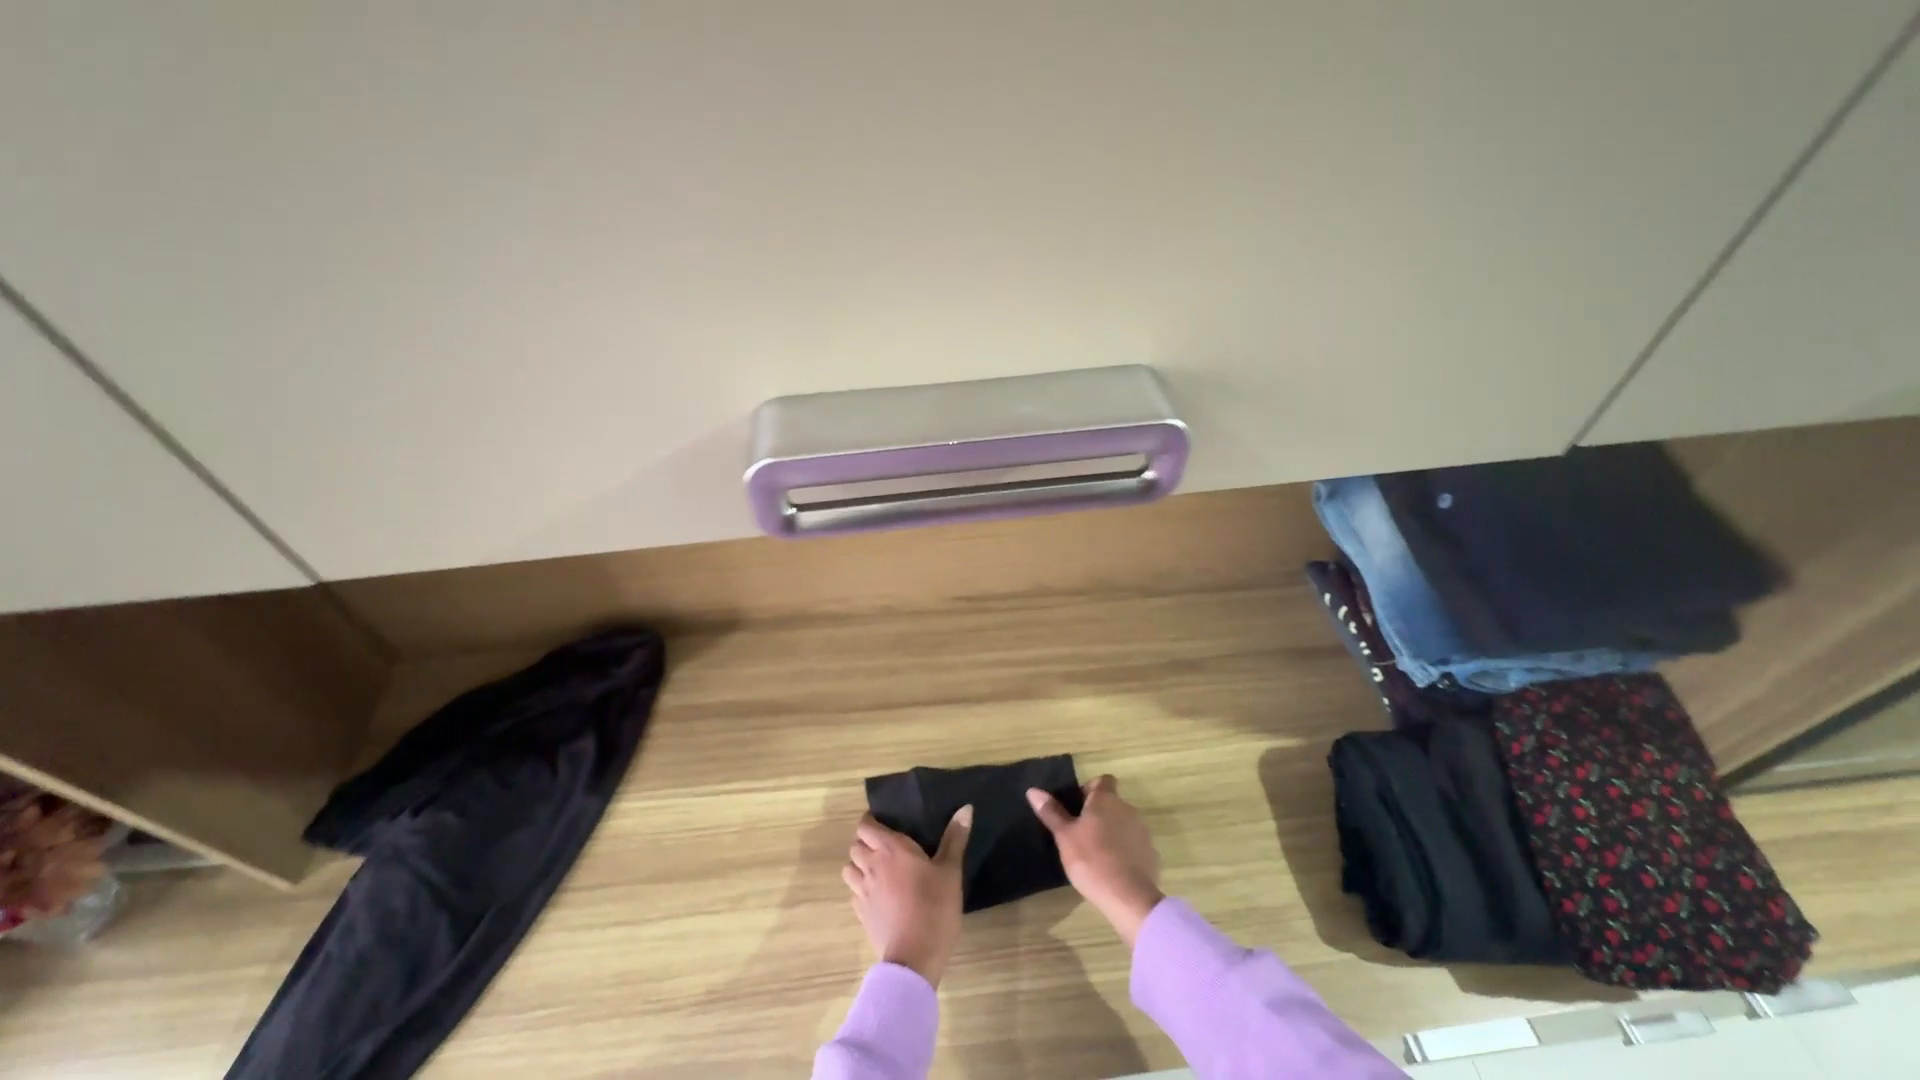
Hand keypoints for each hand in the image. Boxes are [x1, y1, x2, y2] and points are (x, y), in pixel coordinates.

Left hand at [842, 807, 971, 987]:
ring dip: (859, 865)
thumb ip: (955, 838)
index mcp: (890, 849)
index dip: (871, 821)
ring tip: (877, 870)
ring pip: (849, 868)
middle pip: (855, 845)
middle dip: (865, 842)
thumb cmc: (934, 906)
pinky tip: (877, 895)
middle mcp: (870, 865)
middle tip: (885, 847)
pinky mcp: (860, 913)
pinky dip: (860, 888)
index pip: (866, 825)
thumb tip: (965, 808)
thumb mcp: (950, 871)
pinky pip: (853, 892)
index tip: (884, 823)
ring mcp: (861, 890)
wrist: (914, 955)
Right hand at [1028, 775, 1163, 946]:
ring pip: (1123, 823)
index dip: (1090, 789)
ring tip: (1095, 853)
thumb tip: (1033, 790)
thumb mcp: (1064, 836)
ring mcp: (1142, 831)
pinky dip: (1124, 850)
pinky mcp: (1150, 852)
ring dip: (1111, 831)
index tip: (1077, 806)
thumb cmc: (1090, 859)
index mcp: (1106, 800)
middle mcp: (1127, 809)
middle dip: (1098, 814)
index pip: (1103, 780)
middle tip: (1079, 833)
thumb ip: (1051, 812)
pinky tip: (1112, 868)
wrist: (1127, 895)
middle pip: (1112, 803)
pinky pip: (1133, 844)